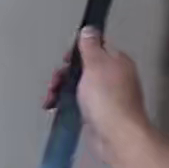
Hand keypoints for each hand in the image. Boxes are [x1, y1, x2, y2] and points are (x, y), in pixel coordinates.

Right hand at [43, 27, 149, 163]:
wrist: (116, 138)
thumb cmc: (108, 99)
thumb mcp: (95, 64)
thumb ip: (89, 45)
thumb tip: (89, 29)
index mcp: (117, 62)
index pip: (95, 47)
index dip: (78, 50)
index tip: (66, 58)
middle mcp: (113, 78)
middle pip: (83, 67)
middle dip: (65, 72)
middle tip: (56, 79)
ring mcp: (106, 97)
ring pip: (78, 85)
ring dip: (61, 88)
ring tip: (51, 96)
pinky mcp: (97, 114)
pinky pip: (77, 102)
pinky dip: (64, 102)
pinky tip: (54, 106)